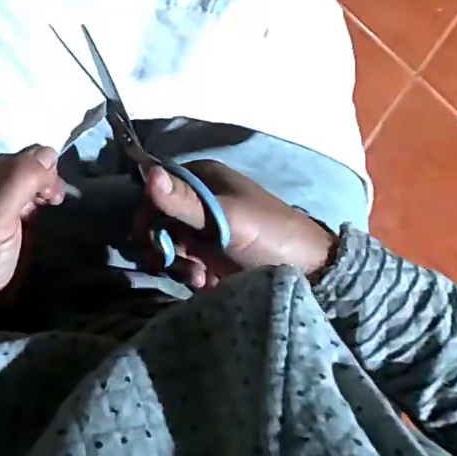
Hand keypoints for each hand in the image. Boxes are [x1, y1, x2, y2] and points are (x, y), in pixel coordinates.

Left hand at [0, 145, 67, 303]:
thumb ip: (20, 182)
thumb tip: (48, 151)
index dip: (24, 154)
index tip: (46, 167)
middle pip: (13, 161)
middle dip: (38, 170)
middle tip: (52, 190)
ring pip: (25, 176)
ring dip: (44, 182)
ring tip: (55, 197)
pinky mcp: (8, 215)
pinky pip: (28, 192)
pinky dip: (42, 193)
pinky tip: (52, 200)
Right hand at [142, 160, 335, 289]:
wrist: (309, 273)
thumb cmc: (269, 235)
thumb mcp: (226, 218)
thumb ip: (185, 201)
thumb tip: (148, 173)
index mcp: (204, 177)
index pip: (157, 187)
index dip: (149, 211)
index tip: (147, 236)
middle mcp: (201, 199)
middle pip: (159, 217)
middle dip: (161, 242)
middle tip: (171, 261)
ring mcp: (206, 228)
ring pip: (168, 242)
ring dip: (175, 261)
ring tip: (197, 275)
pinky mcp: (211, 255)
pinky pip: (184, 262)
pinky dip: (188, 273)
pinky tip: (204, 282)